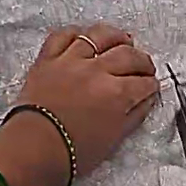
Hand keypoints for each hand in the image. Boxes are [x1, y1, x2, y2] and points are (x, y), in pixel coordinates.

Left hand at [14, 24, 160, 176]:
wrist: (33, 150)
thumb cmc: (72, 152)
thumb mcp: (114, 139)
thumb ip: (134, 115)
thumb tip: (146, 99)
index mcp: (117, 93)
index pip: (144, 82)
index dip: (152, 85)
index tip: (151, 86)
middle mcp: (97, 71)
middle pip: (129, 55)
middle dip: (143, 61)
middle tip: (144, 67)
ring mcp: (71, 61)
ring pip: (99, 36)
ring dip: (116, 37)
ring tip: (123, 41)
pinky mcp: (48, 59)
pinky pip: (63, 36)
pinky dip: (76, 34)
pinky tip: (84, 39)